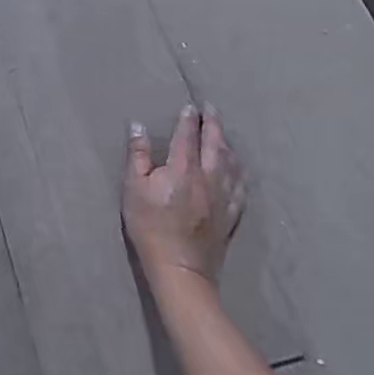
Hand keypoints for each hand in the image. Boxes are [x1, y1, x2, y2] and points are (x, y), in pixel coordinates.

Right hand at [122, 104, 245, 283]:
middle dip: (213, 124)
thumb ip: (137, 155)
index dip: (188, 119)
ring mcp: (223, 197)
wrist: (180, 269)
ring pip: (231, 163)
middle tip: (211, 110)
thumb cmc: (150, 226)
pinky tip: (238, 169)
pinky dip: (238, 171)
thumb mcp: (133, 188)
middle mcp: (208, 178)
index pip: (188, 136)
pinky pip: (240, 186)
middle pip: (215, 145)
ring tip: (222, 134)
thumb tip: (138, 126)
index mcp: (183, 169)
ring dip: (227, 144)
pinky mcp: (230, 215)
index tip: (190, 106)